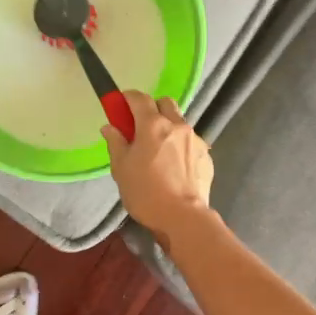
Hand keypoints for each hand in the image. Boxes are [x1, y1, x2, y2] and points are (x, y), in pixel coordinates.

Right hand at [101, 90, 214, 242]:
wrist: (182, 217)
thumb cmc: (145, 192)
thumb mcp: (121, 168)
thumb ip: (115, 143)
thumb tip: (110, 127)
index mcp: (153, 125)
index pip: (139, 98)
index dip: (127, 98)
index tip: (120, 104)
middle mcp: (177, 125)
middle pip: (164, 103)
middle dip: (152, 108)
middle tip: (141, 126)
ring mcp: (195, 139)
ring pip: (180, 122)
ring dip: (168, 126)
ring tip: (159, 150)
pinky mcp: (206, 155)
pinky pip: (191, 142)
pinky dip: (180, 146)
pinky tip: (175, 166)